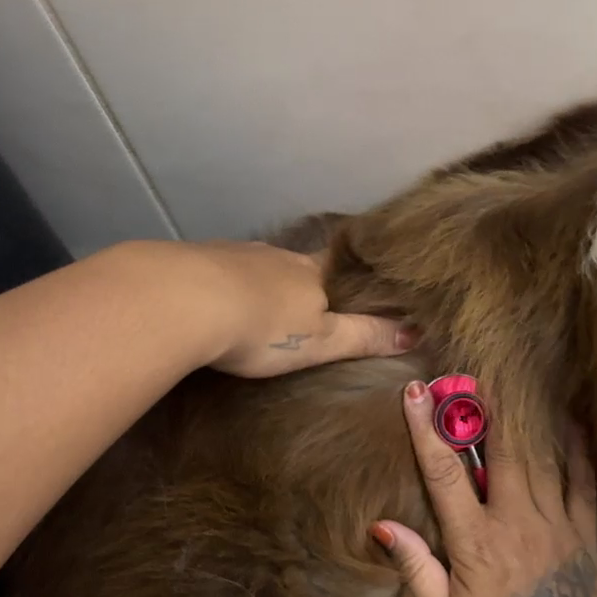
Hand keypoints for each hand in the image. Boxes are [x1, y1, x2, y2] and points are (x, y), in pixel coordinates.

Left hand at [189, 241, 414, 376]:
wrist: (181, 301)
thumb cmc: (262, 328)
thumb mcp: (321, 342)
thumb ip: (365, 337)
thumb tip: (415, 333)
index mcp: (310, 273)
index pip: (338, 267)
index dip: (350, 273)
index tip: (359, 279)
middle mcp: (275, 256)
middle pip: (296, 266)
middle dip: (300, 283)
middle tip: (302, 305)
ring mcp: (233, 254)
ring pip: (257, 267)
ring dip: (261, 284)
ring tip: (258, 306)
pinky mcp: (193, 260)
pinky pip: (219, 271)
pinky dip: (224, 285)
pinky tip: (216, 300)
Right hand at [372, 382, 596, 596]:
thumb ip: (417, 571)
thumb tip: (384, 527)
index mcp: (476, 544)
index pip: (444, 473)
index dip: (426, 429)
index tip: (415, 393)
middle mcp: (517, 521)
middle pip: (499, 448)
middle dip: (482, 405)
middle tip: (470, 370)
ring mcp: (556, 523)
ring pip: (540, 454)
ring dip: (524, 415)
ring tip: (513, 381)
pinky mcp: (584, 532)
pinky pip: (581, 477)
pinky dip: (574, 446)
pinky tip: (569, 422)